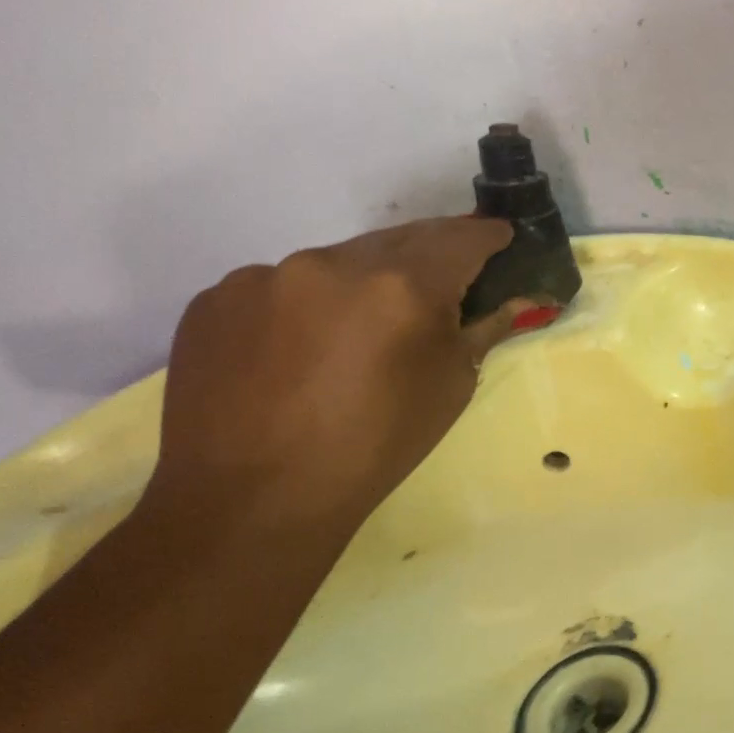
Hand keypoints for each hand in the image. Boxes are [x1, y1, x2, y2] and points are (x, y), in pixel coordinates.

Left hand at [150, 216, 553, 526]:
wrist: (254, 495)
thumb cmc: (377, 443)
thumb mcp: (451, 386)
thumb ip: (483, 330)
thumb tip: (517, 301)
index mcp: (404, 285)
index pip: (462, 238)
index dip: (489, 236)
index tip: (502, 239)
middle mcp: (334, 263)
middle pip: (399, 240)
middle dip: (429, 256)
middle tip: (444, 283)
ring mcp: (266, 276)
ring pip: (336, 263)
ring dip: (362, 282)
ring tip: (364, 329)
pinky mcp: (216, 298)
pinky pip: (279, 286)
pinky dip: (305, 304)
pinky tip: (302, 349)